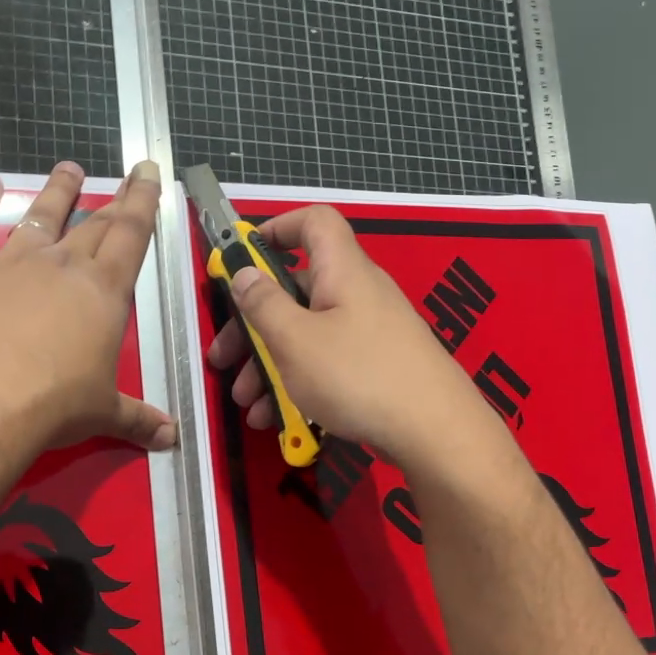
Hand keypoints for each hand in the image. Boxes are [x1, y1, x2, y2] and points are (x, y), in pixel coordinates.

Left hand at [0, 160, 175, 451]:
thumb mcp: (104, 414)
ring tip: (69, 169)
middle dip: (113, 199)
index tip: (149, 173)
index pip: (131, 236)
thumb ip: (137, 419)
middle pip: (93, 223)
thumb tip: (171, 438)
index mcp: (104, 293)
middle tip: (125, 177)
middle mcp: (63, 265)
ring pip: (40, 214)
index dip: (143, 203)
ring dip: (57, 191)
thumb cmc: (55, 405)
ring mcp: (14, 261)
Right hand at [204, 205, 487, 469]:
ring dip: (268, 366)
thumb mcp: (295, 341)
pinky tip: (275, 418)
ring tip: (247, 403)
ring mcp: (369, 333)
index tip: (242, 257)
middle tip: (222, 358)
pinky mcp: (375, 367)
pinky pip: (325, 364)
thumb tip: (244, 271)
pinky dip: (296, 384)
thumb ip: (263, 304)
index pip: (313, 223)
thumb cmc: (358, 376)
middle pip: (296, 292)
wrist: (433, 431)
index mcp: (341, 272)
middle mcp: (357, 294)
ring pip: (306, 336)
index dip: (277, 228)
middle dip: (252, 326)